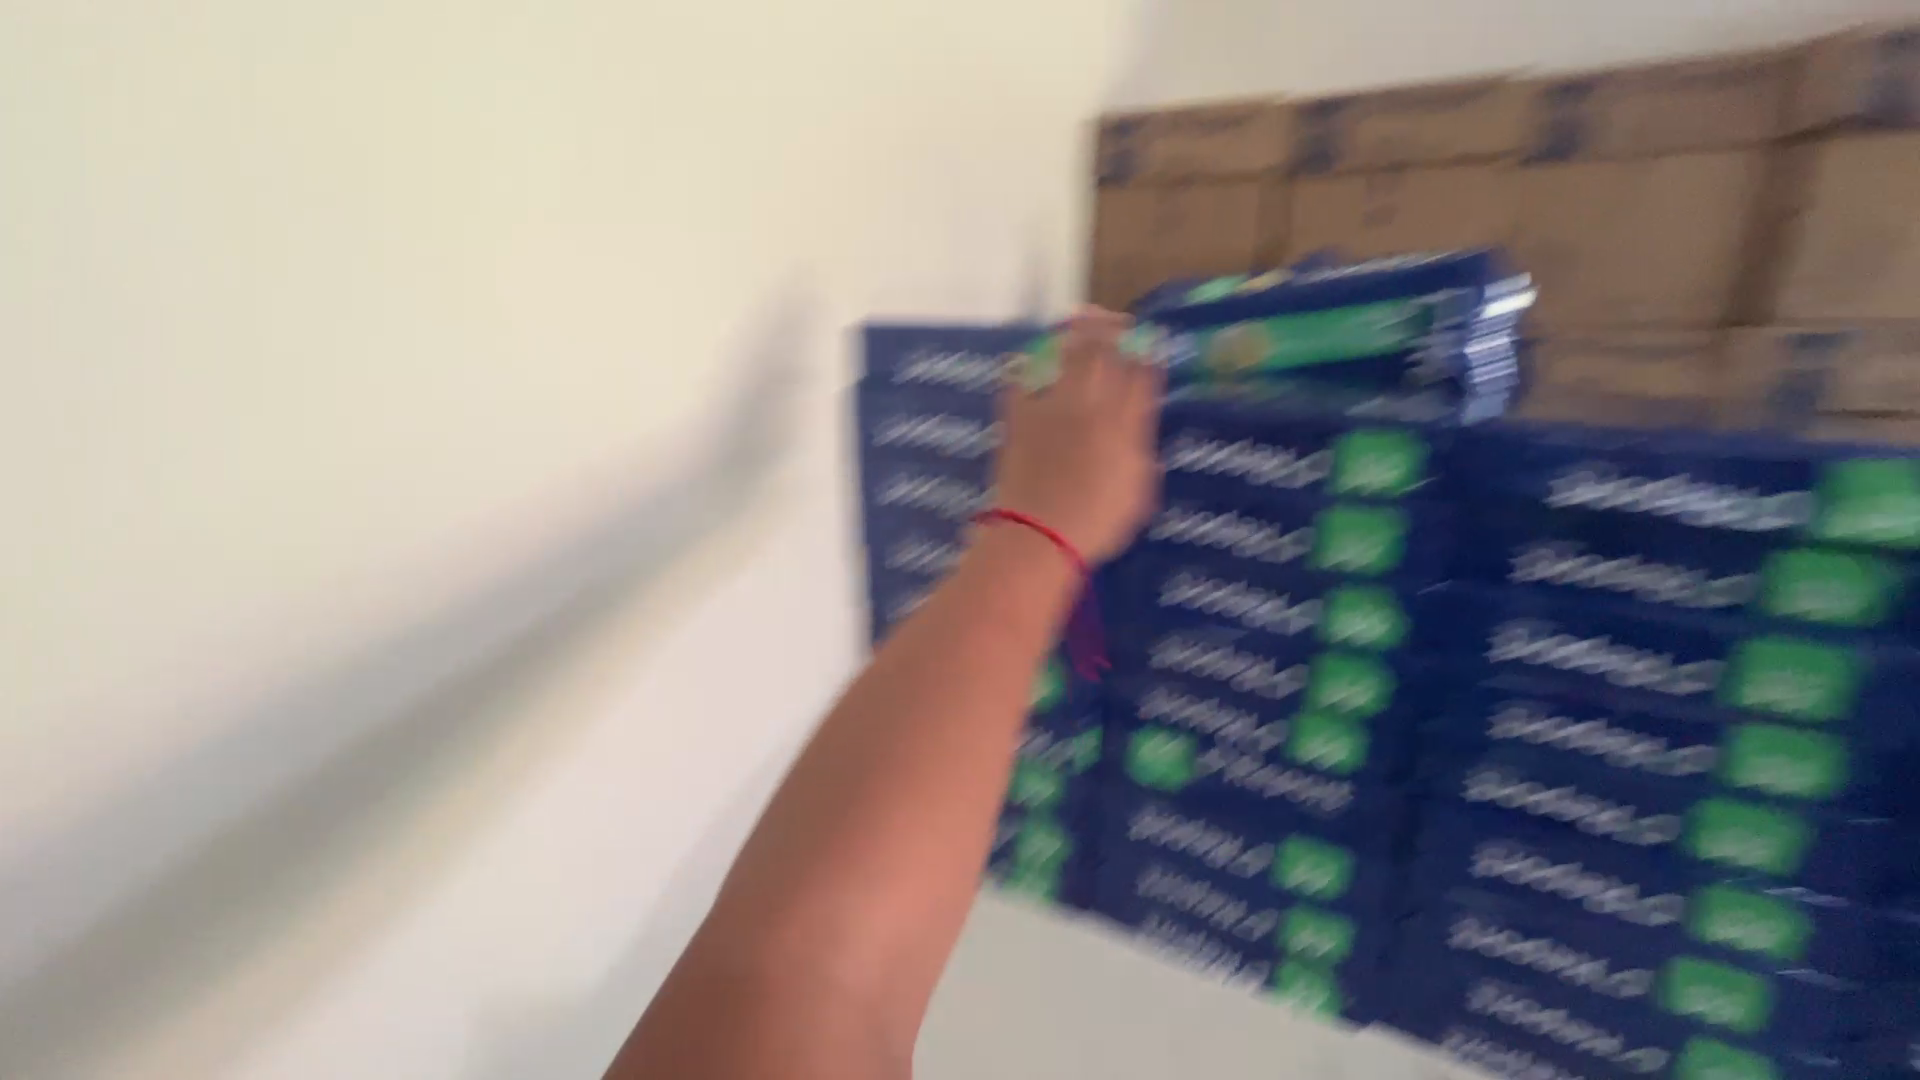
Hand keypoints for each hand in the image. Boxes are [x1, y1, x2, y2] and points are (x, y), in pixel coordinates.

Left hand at [990, 308, 1161, 563]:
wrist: (1038, 537)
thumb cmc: (1095, 525)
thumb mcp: (1137, 492)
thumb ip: (1140, 452)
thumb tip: (1138, 429)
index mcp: (1125, 425)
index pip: (1142, 372)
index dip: (1147, 350)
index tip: (1149, 340)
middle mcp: (1091, 406)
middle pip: (1103, 350)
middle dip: (1112, 328)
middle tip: (1115, 321)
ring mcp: (1050, 409)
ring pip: (1064, 354)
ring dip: (1073, 333)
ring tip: (1078, 320)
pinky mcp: (1017, 418)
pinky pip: (1018, 378)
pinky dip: (1024, 365)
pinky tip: (1026, 360)